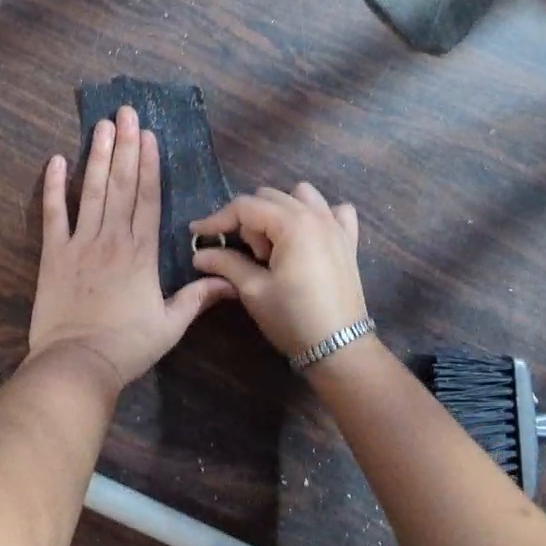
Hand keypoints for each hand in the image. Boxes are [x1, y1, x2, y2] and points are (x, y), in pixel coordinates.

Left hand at [28, 106, 234, 392]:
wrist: (78, 363)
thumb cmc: (128, 346)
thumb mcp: (171, 325)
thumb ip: (197, 298)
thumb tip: (229, 282)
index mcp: (142, 252)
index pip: (147, 198)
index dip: (148, 164)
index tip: (149, 135)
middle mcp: (113, 238)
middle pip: (121, 184)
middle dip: (125, 145)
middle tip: (125, 112)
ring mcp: (81, 243)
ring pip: (91, 190)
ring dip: (97, 155)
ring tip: (101, 124)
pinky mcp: (53, 254)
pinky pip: (54, 213)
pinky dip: (54, 186)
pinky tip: (56, 160)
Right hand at [191, 184, 367, 356]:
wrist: (340, 349)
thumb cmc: (293, 318)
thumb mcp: (253, 290)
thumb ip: (226, 264)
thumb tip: (199, 254)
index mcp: (292, 224)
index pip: (245, 207)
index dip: (217, 219)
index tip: (196, 233)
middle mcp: (316, 215)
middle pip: (269, 197)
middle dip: (249, 221)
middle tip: (246, 255)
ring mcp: (336, 226)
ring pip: (301, 196)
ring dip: (279, 212)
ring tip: (275, 246)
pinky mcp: (348, 242)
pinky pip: (335, 212)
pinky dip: (318, 215)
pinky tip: (309, 237)